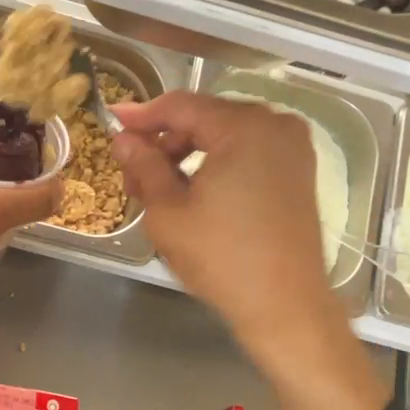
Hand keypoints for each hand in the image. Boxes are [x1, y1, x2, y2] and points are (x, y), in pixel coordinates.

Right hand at [109, 93, 386, 409]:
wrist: (283, 303)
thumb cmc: (220, 257)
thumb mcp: (168, 212)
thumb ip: (144, 167)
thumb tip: (124, 139)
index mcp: (244, 127)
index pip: (181, 106)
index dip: (142, 115)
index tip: (112, 122)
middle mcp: (276, 125)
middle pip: (205, 118)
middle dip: (165, 141)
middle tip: (132, 174)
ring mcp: (292, 148)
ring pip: (225, 137)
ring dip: (187, 155)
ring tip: (159, 191)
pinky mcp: (297, 172)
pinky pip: (246, 154)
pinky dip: (215, 165)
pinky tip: (194, 195)